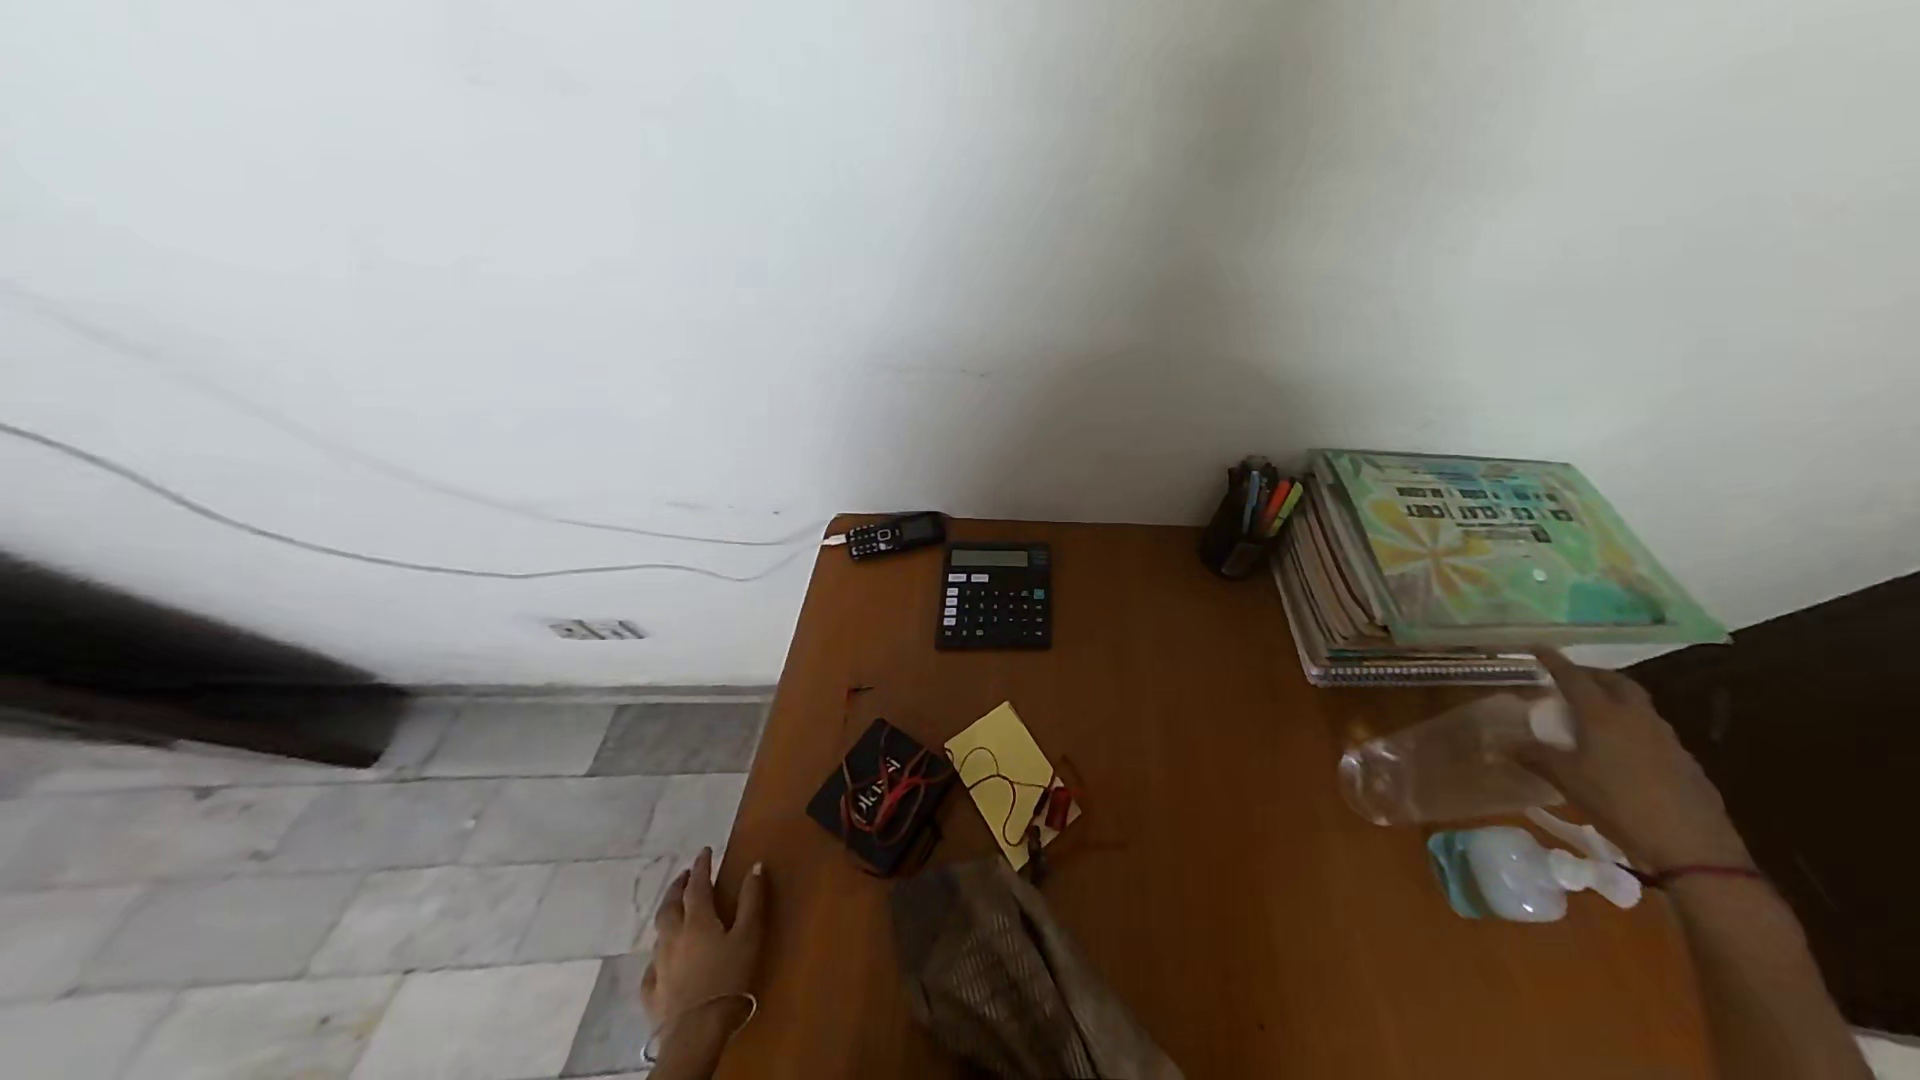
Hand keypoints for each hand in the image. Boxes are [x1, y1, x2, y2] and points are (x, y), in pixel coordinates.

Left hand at [643, 848, 767, 1033]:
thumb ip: (752, 900)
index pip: (697, 885)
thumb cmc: (728, 978)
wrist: (696, 1030)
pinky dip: (658, 953)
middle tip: (684, 875)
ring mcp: (658, 964)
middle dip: (677, 886)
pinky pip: (652, 965)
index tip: (705, 851)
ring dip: (667, 914)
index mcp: (696, 920)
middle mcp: (672, 936)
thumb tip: (756, 866)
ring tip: (674, 910)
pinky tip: (661, 959)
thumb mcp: (749, 935)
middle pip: (670, 904)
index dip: (702, 866)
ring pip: (659, 931)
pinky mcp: (652, 991)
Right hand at [1521, 650, 1752, 872]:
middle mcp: (1636, 717)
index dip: (1555, 661)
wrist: (1690, 845)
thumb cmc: (1617, 802)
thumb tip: (1502, 743)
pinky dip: (1630, 723)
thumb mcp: (1566, 779)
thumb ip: (1535, 756)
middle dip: (1591, 674)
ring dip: (1613, 697)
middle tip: (1570, 677)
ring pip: (1637, 703)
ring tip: (1592, 709)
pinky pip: (1650, 728)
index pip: (1574, 677)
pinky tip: (1619, 746)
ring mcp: (1666, 737)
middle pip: (1616, 682)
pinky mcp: (1683, 759)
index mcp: (1603, 715)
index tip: (1539, 648)